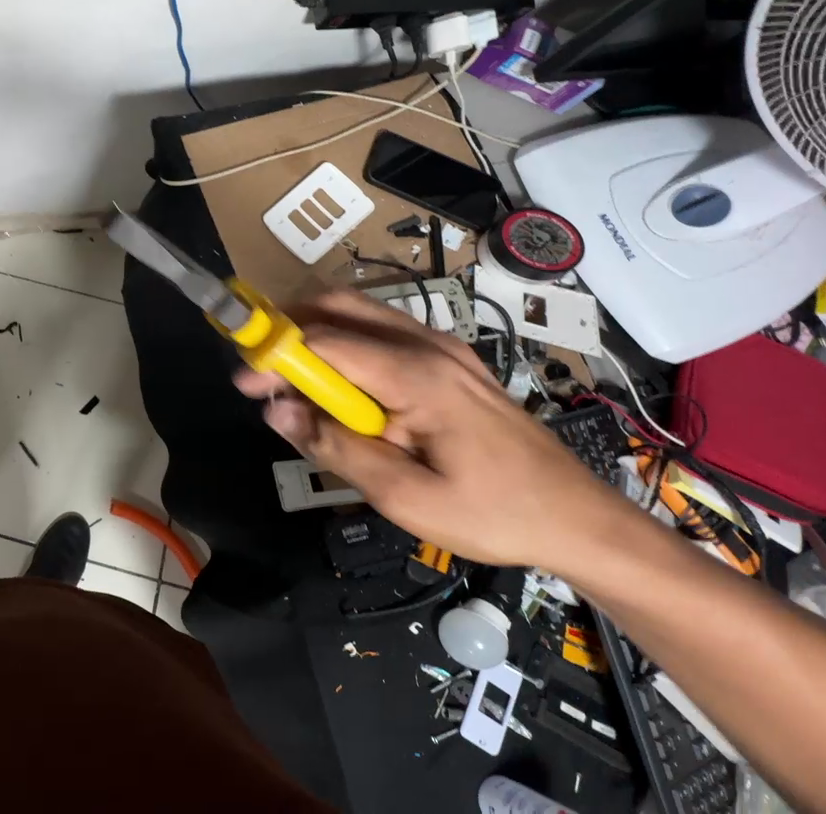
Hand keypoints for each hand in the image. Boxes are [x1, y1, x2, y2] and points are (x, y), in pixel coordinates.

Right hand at [234, 290, 628, 567]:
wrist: (580, 521)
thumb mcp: (404, 497)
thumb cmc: (493, 515)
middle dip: (287, 326)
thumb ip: (335, 448)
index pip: (324, 341)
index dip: (275, 356)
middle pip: (338, 304)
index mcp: (418, 375)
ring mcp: (443, 349)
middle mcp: (428, 346)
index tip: (246, 385)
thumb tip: (276, 411)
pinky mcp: (449, 361)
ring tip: (291, 383)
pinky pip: (380, 333)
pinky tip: (338, 391)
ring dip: (313, 334)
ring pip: (357, 313)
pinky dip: (342, 346)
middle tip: (262, 371)